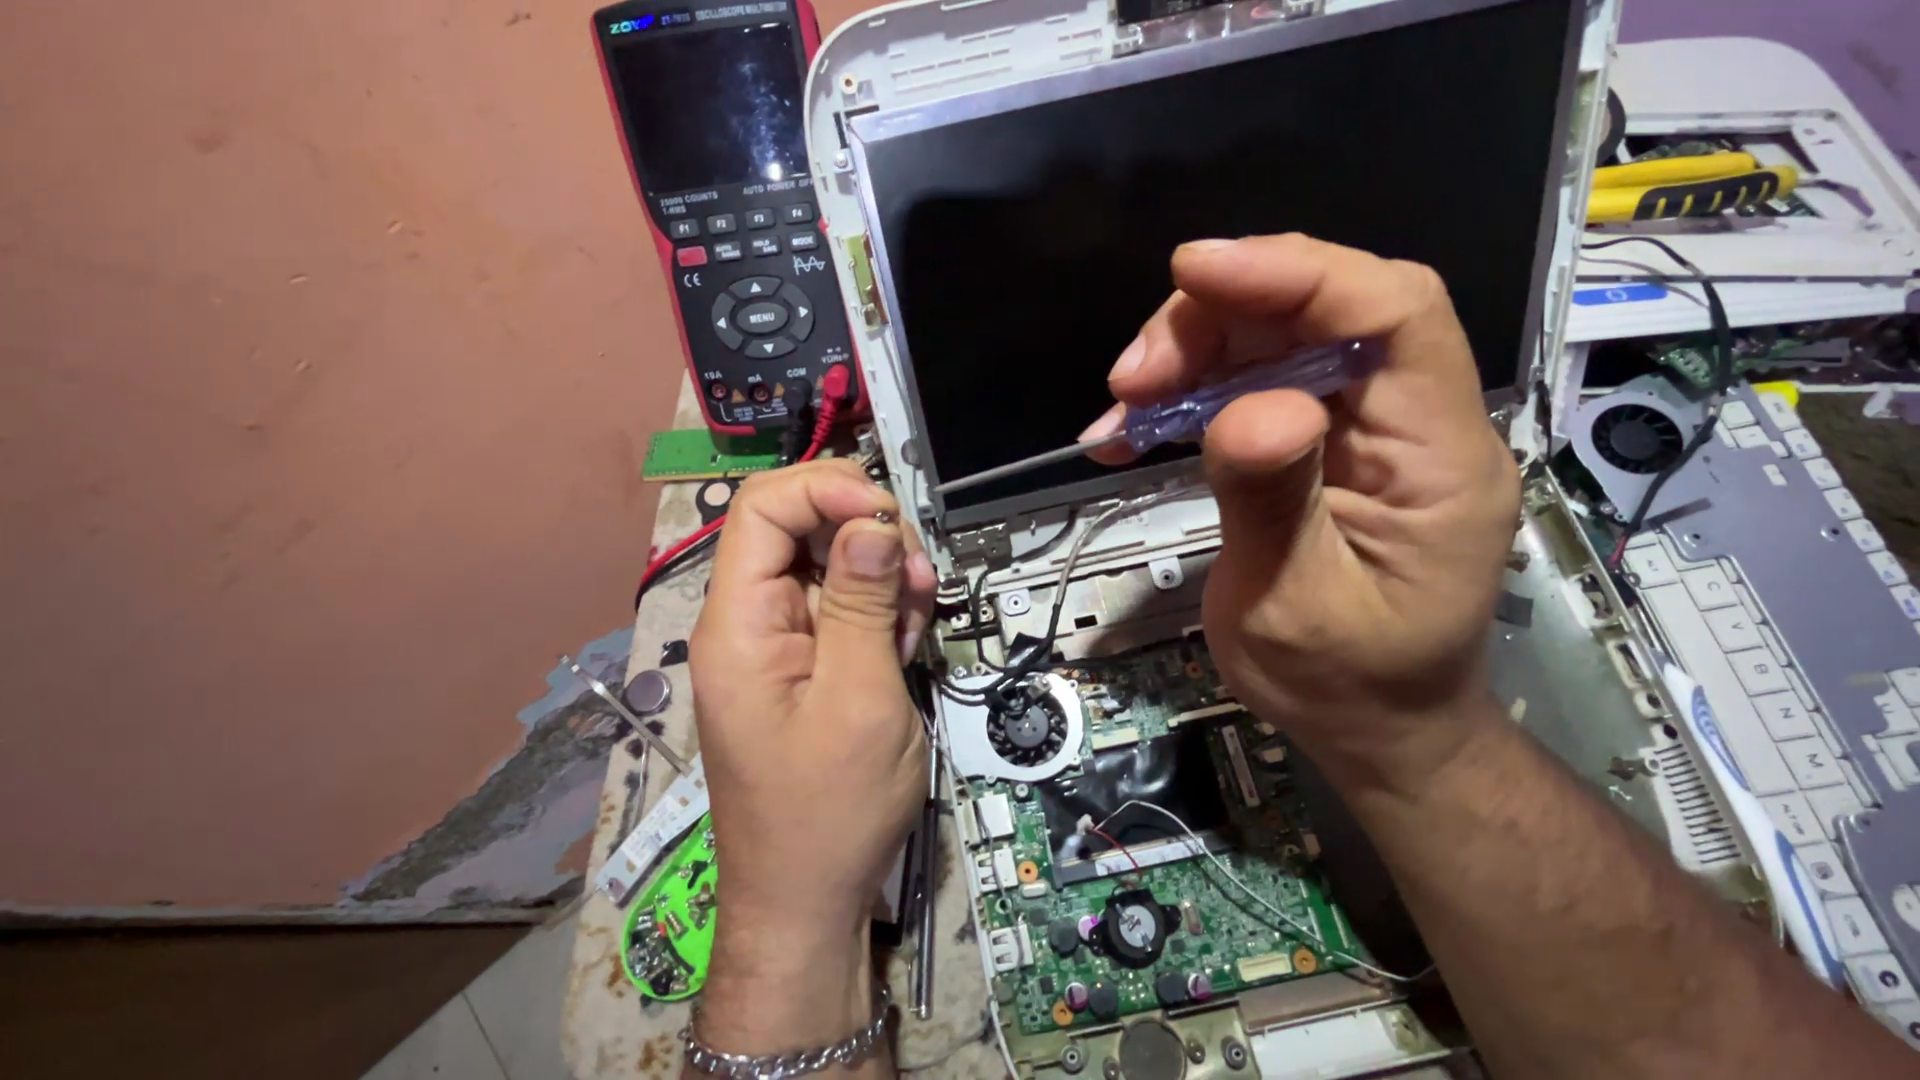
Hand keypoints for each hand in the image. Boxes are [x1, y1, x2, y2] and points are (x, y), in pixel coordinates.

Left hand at [686, 459, 936, 1055]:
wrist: (807, 900)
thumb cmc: (830, 809)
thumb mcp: (861, 697)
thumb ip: (862, 602)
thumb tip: (872, 520)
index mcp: (740, 622)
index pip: (763, 508)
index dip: (826, 488)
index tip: (890, 515)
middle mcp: (748, 622)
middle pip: (799, 531)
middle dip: (866, 537)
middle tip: (917, 580)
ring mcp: (777, 645)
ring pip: (829, 569)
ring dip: (881, 579)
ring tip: (917, 623)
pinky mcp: (804, 667)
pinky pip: (840, 613)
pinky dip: (878, 615)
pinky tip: (905, 645)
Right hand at [1085, 235, 1518, 787]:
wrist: (1374, 730)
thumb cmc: (1346, 686)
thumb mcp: (1295, 608)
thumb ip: (1275, 502)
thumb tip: (1248, 407)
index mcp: (1439, 456)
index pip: (1392, 314)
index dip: (1296, 273)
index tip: (1194, 270)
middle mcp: (1411, 424)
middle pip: (1321, 314)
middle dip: (1217, 324)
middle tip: (1130, 377)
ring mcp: (1365, 432)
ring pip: (1276, 344)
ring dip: (1189, 360)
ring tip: (1119, 410)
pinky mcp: (1319, 447)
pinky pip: (1252, 391)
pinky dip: (1186, 400)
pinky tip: (1128, 432)